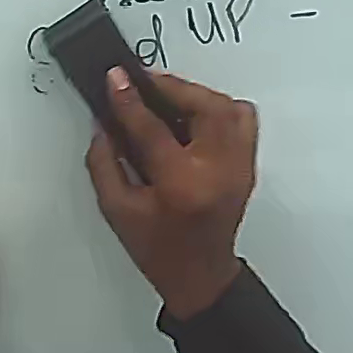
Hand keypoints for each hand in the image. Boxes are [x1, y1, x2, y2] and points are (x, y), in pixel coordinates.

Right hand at [85, 68, 257, 318]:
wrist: (198, 275)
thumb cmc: (156, 248)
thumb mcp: (115, 208)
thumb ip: (104, 162)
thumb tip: (104, 123)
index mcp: (182, 185)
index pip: (153, 128)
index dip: (129, 100)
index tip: (115, 78)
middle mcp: (219, 171)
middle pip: (206, 107)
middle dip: (172, 86)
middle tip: (145, 80)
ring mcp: (240, 167)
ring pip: (229, 108)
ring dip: (196, 93)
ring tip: (167, 93)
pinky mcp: (248, 165)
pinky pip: (243, 120)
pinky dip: (220, 108)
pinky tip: (195, 112)